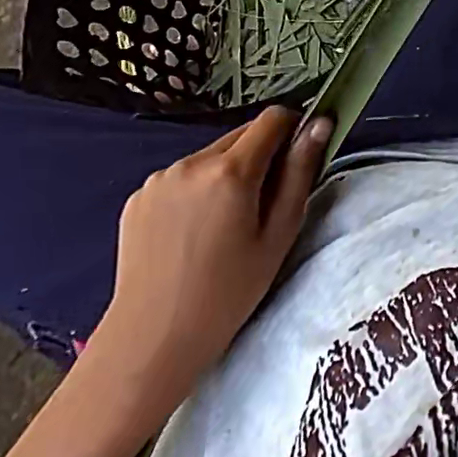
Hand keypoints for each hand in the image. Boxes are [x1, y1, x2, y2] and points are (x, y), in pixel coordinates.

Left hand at [96, 108, 331, 388]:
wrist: (155, 336)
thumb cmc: (230, 291)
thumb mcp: (279, 235)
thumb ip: (300, 173)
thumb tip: (320, 124)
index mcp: (231, 171)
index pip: (271, 119)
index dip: (292, 129)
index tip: (298, 155)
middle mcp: (191, 163)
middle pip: (239, 137)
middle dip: (259, 157)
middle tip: (263, 205)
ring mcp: (159, 179)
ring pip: (209, 158)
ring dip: (226, 174)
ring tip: (223, 225)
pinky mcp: (138, 197)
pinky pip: (179, 179)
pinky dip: (195, 192)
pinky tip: (192, 233)